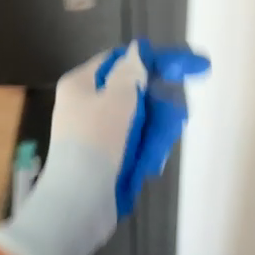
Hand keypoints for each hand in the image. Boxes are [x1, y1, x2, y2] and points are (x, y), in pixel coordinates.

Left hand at [0, 38, 208, 254]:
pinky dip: (142, 149)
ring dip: (151, 129)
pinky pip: (127, 144)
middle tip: (176, 112)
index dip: (145, 62)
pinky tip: (152, 159)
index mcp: (80, 84)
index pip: (116, 61)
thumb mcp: (119, 97)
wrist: (78, 202)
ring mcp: (90, 134)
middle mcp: (82, 105)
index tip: (174, 70)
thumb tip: (136, 52)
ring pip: (132, 120)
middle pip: (127, 92)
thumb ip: (132, 72)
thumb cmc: (97, 141)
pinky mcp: (100, 159)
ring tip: (166, 138)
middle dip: (153, 102)